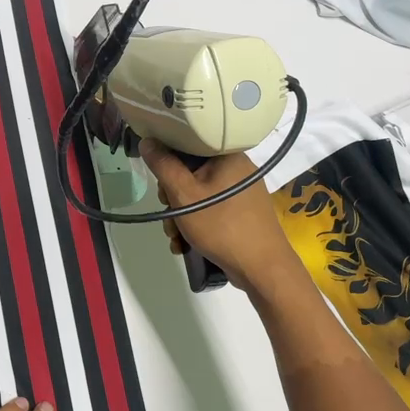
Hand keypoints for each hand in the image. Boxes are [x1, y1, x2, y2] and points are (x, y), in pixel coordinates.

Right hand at [139, 141, 304, 296]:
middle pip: (190, 173)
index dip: (167, 160)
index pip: (189, 145)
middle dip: (172, 198)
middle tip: (169, 214)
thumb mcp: (184, 194)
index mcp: (228, 157)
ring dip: (180, 216)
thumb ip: (162, 165)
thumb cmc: (222, 226)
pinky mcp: (242, 213)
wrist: (262, 269)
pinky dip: (195, 224)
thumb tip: (147, 141)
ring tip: (175, 237)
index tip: (158, 181)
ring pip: (198, 196)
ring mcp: (241, 193)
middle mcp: (237, 170)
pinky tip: (184, 243)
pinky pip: (210, 210)